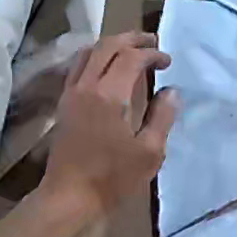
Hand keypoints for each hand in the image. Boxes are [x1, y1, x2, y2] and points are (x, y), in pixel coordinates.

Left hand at [40, 33, 178, 217]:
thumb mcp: (149, 151)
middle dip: (131, 39)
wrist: (70, 197)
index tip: (168, 62)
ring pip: (88, 54)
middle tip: (152, 42)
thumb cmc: (113, 178)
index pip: (131, 58)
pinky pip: (79, 67)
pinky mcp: (64, 105)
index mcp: (109, 95)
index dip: (151, 54)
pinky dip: (96, 58)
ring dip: (111, 45)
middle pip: (106, 46)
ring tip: (131, 50)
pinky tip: (108, 69)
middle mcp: (86, 86)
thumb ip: (162, 117)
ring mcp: (71, 94)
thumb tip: (172, 91)